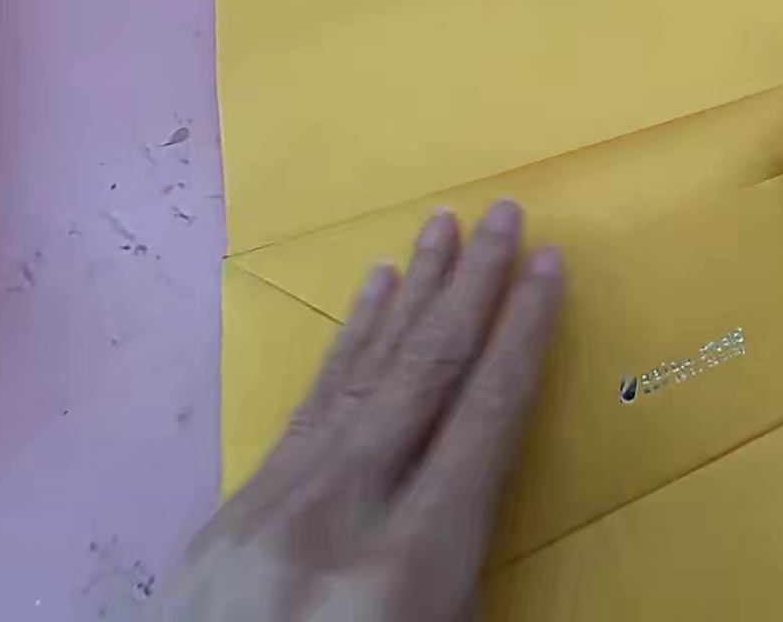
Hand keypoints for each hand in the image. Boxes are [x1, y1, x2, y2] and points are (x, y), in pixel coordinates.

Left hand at [163, 201, 563, 621]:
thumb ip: (476, 563)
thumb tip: (501, 465)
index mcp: (408, 570)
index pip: (487, 412)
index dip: (523, 329)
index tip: (546, 264)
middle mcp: (341, 514)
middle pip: (427, 367)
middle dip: (473, 280)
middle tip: (500, 212)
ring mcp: (276, 501)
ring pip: (368, 363)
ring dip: (414, 285)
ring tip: (441, 224)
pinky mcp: (236, 503)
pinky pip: (313, 395)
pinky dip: (353, 332)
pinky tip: (374, 287)